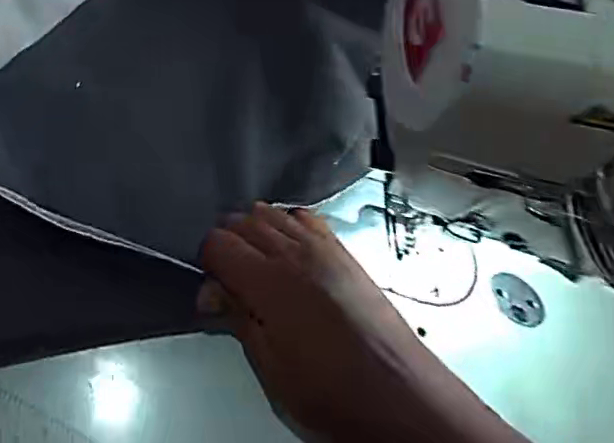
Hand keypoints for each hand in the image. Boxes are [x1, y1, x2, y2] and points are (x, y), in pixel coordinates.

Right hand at [200, 205, 527, 442]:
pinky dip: (286, 223)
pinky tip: (288, 249)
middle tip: (230, 279)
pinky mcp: (342, 251)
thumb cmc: (337, 395)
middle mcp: (292, 252)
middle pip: (239, 221)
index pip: (216, 242)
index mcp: (268, 281)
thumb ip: (238, 320)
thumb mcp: (274, 371)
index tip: (212, 289)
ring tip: (257, 264)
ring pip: (268, 212)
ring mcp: (320, 247)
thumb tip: (210, 292)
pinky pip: (303, 216)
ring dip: (253, 230)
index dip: (206, 262)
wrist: (407, 402)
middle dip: (227, 244)